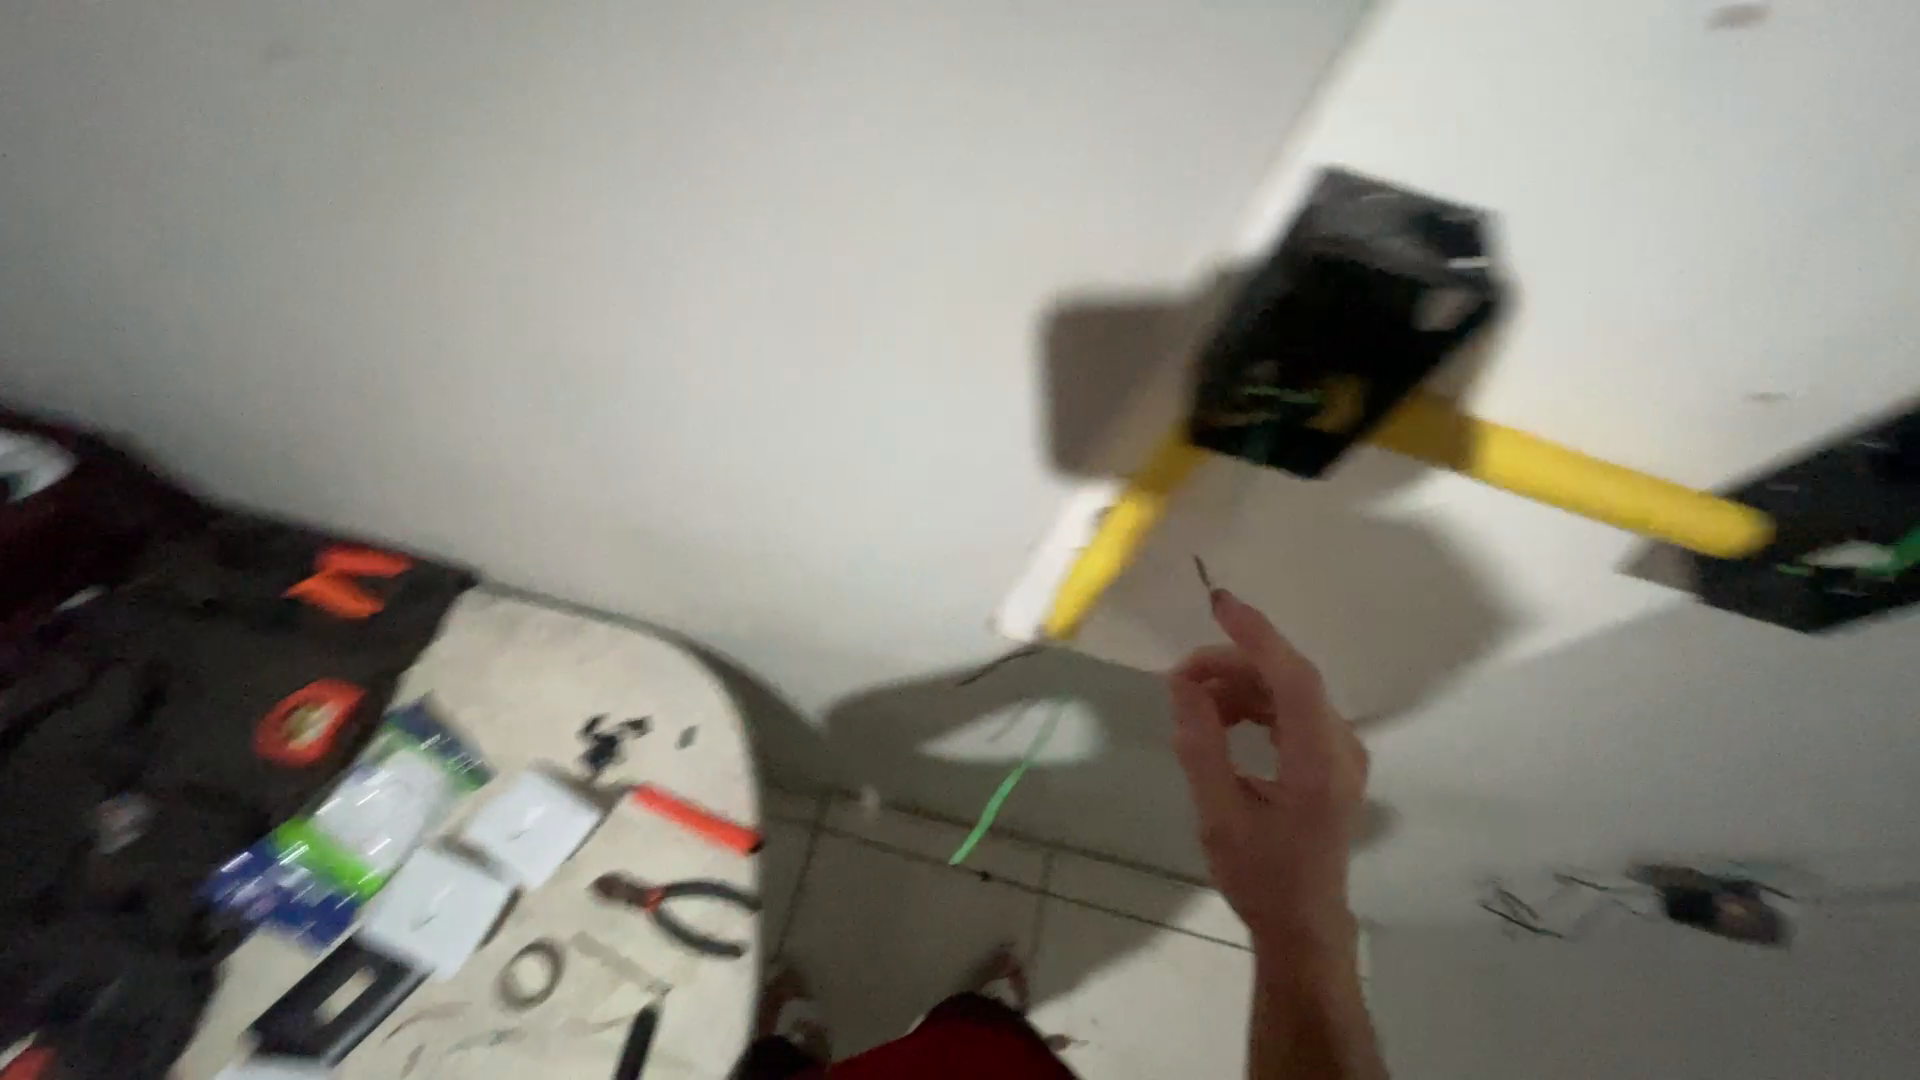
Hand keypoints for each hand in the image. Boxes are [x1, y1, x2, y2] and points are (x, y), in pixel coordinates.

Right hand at [1167, 589, 1368, 946]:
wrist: (1302, 925)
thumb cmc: (1259, 875)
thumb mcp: (1218, 813)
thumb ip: (1201, 744)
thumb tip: (1182, 684)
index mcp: (1319, 763)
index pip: (1294, 678)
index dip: (1256, 635)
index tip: (1217, 603)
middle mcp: (1341, 748)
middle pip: (1288, 679)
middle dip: (1231, 666)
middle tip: (1178, 679)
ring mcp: (1341, 752)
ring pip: (1288, 691)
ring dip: (1238, 685)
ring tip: (1191, 703)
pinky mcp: (1330, 759)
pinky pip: (1289, 711)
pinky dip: (1251, 704)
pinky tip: (1218, 720)